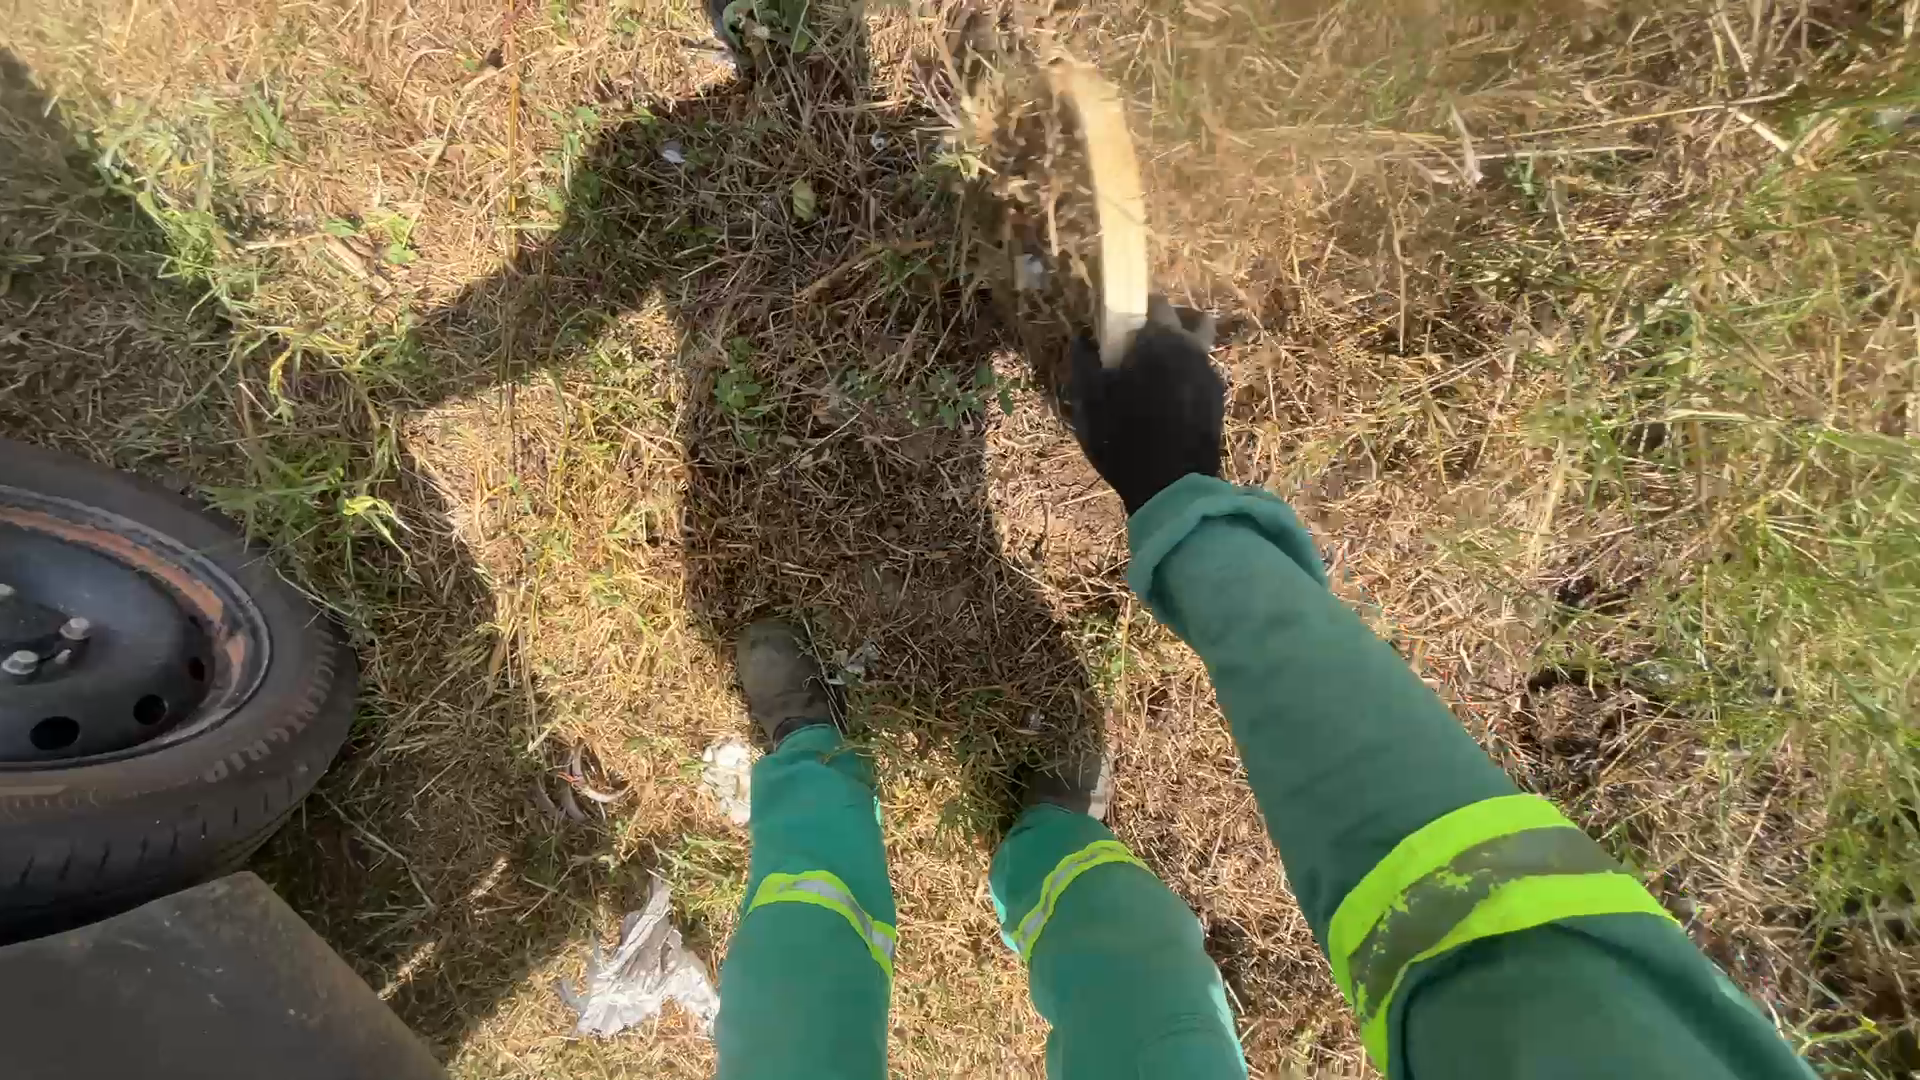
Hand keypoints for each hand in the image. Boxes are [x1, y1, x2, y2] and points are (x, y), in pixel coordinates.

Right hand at [1069, 299, 1224, 514]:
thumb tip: (1081, 341)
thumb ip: (1085, 366)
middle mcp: (1192, 349)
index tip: (1122, 324)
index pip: (1154, 304)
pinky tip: (1168, 398)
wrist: (1170, 485)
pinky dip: (1187, 374)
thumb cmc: (1123, 440)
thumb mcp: (1091, 404)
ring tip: (1158, 371)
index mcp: (1160, 341)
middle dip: (1166, 323)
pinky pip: (1203, 373)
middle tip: (1142, 342)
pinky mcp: (1217, 400)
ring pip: (1201, 345)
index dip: (1137, 310)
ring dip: (1182, 347)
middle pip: (1189, 318)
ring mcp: (1210, 375)